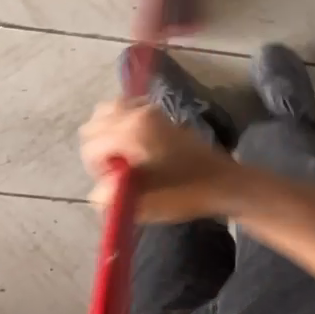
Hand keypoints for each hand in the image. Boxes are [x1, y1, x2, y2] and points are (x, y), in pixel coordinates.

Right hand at [79, 99, 240, 222]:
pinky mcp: (158, 112)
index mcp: (132, 132)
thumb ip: (113, 198)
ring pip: (107, 113)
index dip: (98, 169)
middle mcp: (137, 113)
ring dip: (107, 135)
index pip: (91, 147)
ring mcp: (149, 109)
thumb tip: (97, 193)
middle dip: (99, 150)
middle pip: (94, 126)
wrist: (223, 182)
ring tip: (124, 159)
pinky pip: (126, 108)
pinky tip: (134, 145)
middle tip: (118, 172)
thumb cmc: (186, 194)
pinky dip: (121, 123)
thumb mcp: (145, 204)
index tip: (116, 183)